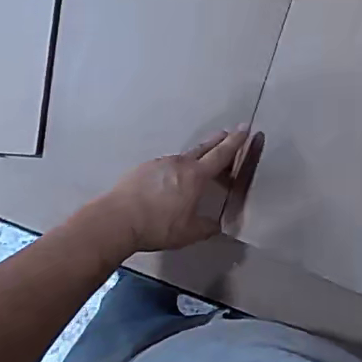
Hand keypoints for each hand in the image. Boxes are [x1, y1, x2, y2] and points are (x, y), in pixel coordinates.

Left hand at [96, 128, 248, 253]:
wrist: (117, 220)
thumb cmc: (158, 226)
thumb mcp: (189, 233)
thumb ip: (206, 227)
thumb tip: (216, 224)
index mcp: (195, 176)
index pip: (221, 155)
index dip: (235, 142)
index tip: (244, 128)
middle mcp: (179, 164)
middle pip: (203, 148)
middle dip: (218, 141)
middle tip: (227, 134)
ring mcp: (159, 164)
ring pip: (182, 158)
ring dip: (194, 160)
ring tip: (198, 168)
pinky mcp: (142, 169)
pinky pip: (164, 166)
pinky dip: (173, 170)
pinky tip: (169, 183)